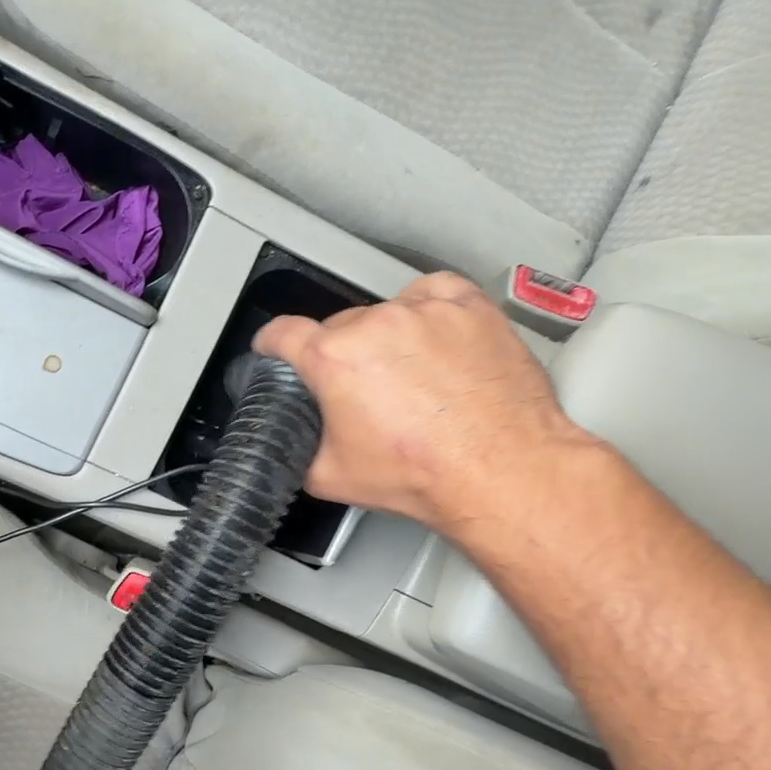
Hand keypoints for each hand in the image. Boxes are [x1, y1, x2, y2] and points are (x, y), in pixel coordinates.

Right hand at [253, 272, 599, 530]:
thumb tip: (295, 445)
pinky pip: (434, 292)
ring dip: (384, 336)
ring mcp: (427, 312)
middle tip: (358, 391)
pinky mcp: (471, 310)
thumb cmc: (427, 471)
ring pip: (384, 311)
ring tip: (402, 372)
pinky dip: (426, 309)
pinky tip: (428, 337)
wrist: (500, 471)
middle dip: (340, 355)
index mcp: (334, 359)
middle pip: (338, 326)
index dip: (270, 343)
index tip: (273, 346)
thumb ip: (298, 450)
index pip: (282, 333)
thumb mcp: (329, 477)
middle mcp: (378, 325)